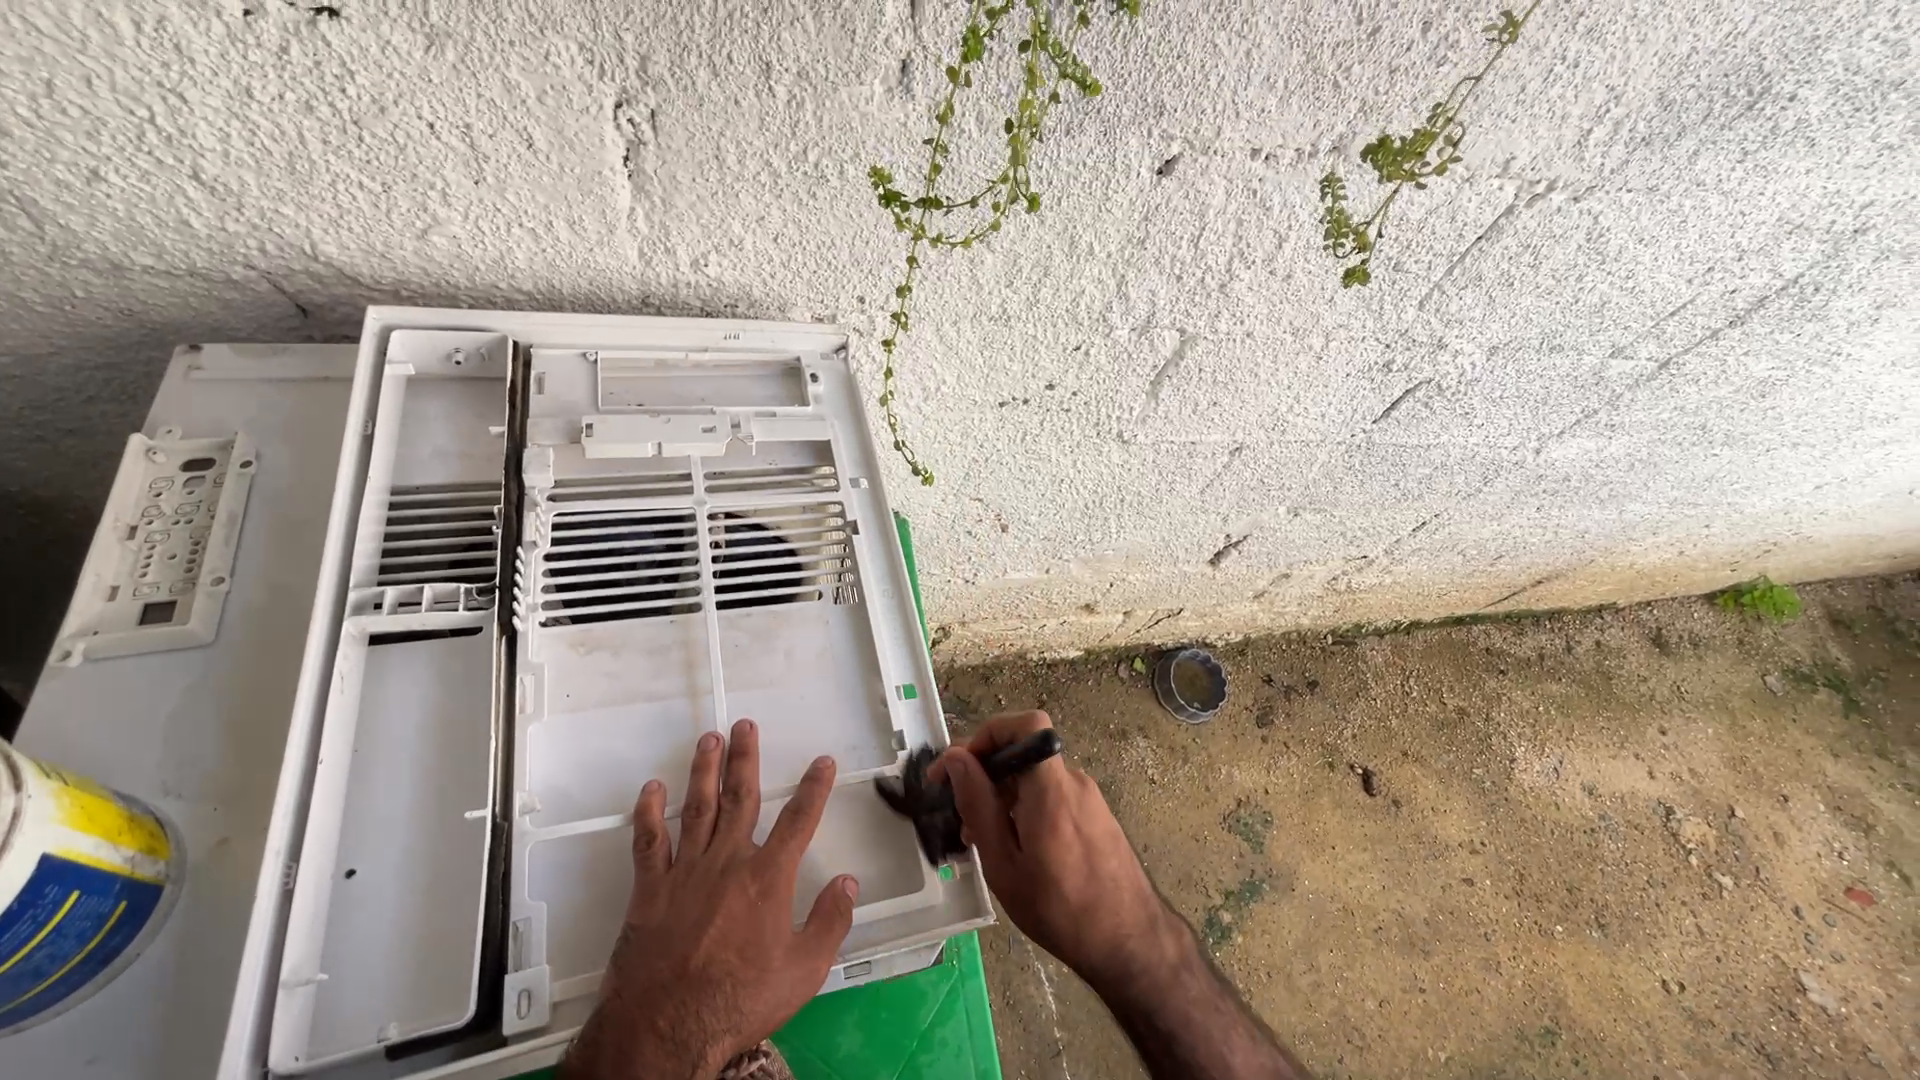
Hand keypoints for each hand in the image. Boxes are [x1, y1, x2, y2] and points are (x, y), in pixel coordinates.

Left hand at [559, 719, 858, 1079]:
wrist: (666, 1027)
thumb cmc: (739, 1000)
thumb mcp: (804, 970)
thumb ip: (829, 922)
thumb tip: (847, 882)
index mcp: (767, 878)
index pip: (798, 820)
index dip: (814, 788)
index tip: (822, 762)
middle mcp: (727, 861)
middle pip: (741, 798)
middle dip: (746, 759)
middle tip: (745, 725)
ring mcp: (685, 871)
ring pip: (696, 807)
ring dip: (703, 771)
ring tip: (708, 739)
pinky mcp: (649, 888)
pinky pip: (648, 841)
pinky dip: (649, 813)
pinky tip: (651, 789)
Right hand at [933, 710, 1182, 991]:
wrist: (1130, 944)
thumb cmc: (1059, 909)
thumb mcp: (1003, 863)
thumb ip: (978, 805)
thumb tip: (955, 759)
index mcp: (1051, 787)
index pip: (1026, 725)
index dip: (988, 734)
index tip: (960, 769)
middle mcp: (1074, 782)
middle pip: (1024, 753)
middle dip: (987, 774)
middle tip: (962, 815)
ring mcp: (1090, 799)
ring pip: (1036, 778)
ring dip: (1004, 796)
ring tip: (984, 841)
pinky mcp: (1097, 817)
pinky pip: (1053, 796)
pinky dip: (1027, 809)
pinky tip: (1016, 849)